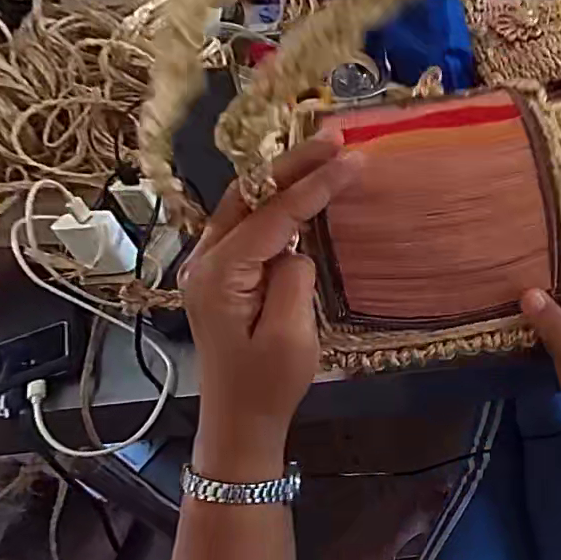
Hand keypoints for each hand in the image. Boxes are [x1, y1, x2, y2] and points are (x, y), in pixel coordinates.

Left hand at [180, 132, 360, 478]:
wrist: (239, 420)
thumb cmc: (267, 385)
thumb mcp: (289, 337)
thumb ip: (293, 280)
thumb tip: (298, 247)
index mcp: (220, 274)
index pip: (272, 215)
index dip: (314, 186)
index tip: (353, 160)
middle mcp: (207, 259)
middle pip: (250, 194)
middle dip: (294, 164)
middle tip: (336, 139)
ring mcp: (213, 264)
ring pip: (248, 204)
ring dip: (286, 178)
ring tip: (326, 154)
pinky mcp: (227, 273)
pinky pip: (254, 226)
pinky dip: (281, 203)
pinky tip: (306, 192)